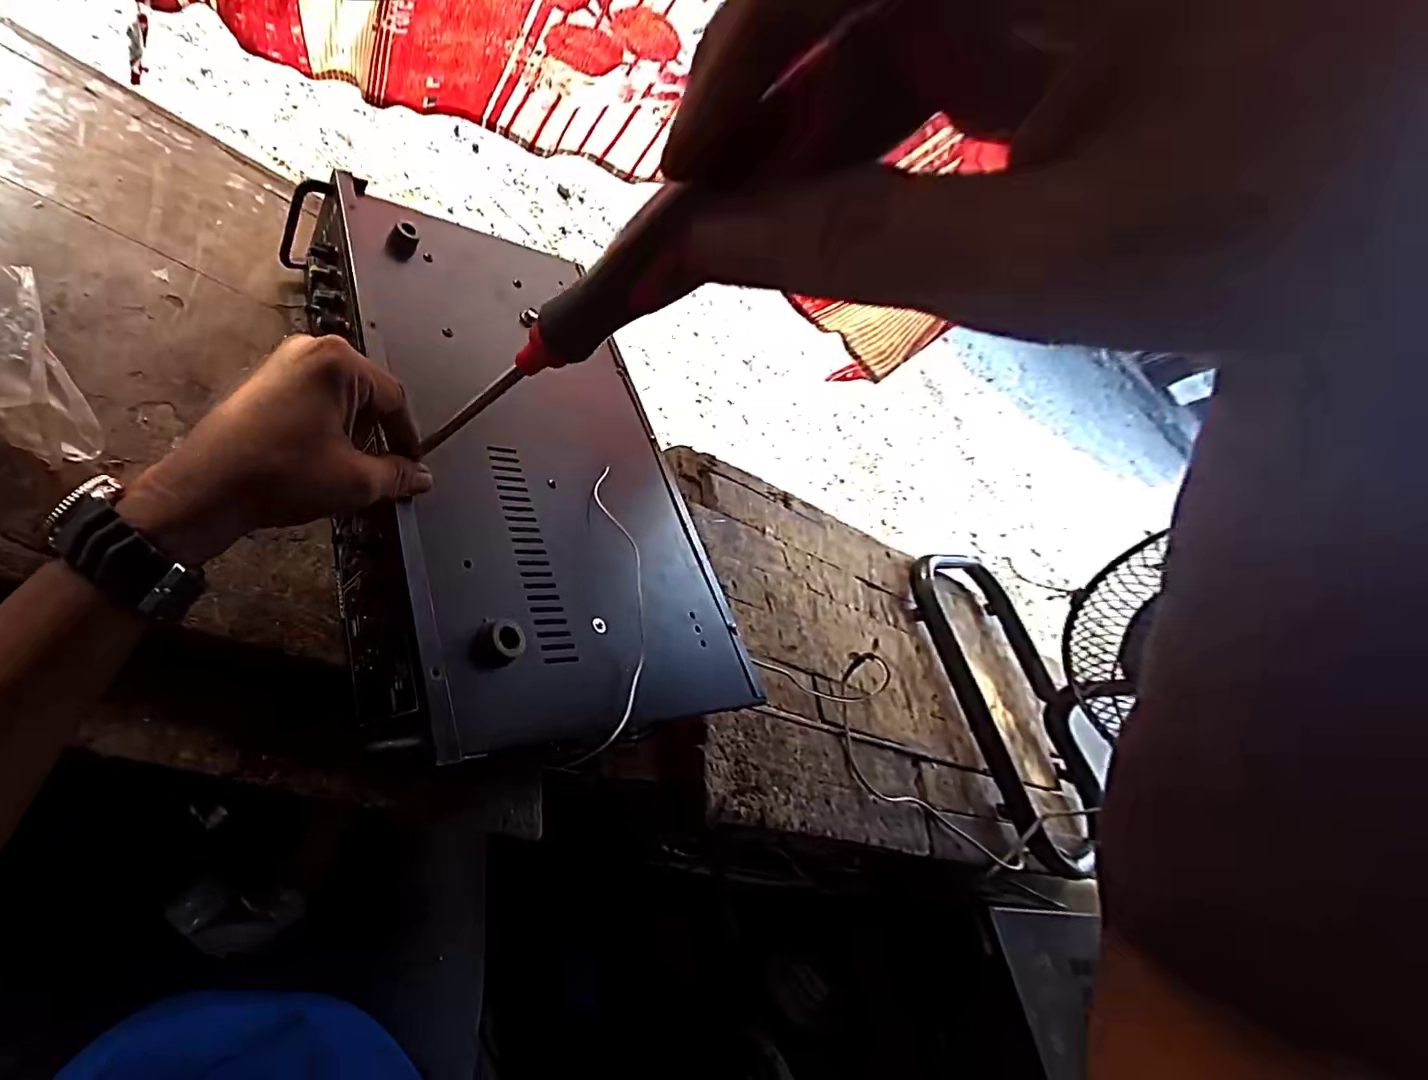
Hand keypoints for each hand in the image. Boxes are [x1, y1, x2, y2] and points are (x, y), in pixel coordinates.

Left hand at [116, 335, 431, 563]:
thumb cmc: (273, 474)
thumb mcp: (355, 481)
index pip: (394, 398)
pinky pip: (312, 404)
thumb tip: (418, 477)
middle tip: (378, 474)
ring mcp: (283, 365)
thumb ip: (397, 475)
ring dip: (350, 437)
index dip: (407, 438)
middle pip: (367, 397)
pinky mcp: (265, 385)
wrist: (208, 489)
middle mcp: (309, 351)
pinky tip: (317, 463)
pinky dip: (324, 432)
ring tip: (343, 473)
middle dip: (376, 438)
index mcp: (337, 361)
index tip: (411, 465)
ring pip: (339, 402)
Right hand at [658, 0, 1424, 355]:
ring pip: (852, 45)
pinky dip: (843, 147)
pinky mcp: (1036, 11)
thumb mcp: (1037, 258)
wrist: (1412, 217)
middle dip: (749, 132)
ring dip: (788, 153)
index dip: (728, 74)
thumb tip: (705, 244)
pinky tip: (812, 209)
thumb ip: (847, 245)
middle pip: (826, 12)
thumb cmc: (1287, 224)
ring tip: (739, 244)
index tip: (680, 179)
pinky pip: (899, 66)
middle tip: (692, 236)